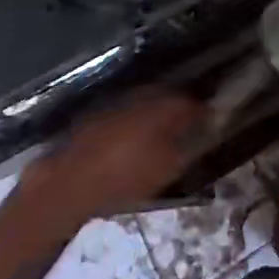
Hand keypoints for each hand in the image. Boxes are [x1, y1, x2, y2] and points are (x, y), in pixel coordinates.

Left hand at [20, 90, 208, 225]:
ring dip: (155, 112)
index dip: (202, 112)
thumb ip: (187, 147)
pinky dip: (134, 120)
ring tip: (161, 132)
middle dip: (178, 107)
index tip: (209, 121)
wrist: (69, 183)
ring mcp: (116, 104)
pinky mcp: (97, 115)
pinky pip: (125, 111)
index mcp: (162, 109)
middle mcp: (140, 98)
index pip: (190, 103)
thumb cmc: (124, 179)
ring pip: (144, 101)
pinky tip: (134, 138)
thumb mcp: (166, 170)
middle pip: (167, 96)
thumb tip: (201, 132)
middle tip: (187, 125)